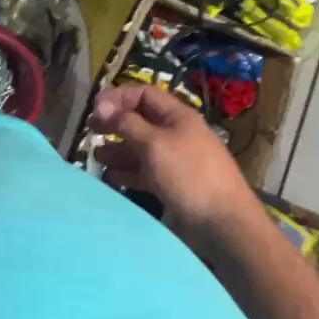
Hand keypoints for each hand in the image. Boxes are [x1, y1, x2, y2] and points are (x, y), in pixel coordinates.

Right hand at [90, 82, 264, 249]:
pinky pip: (147, 171)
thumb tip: (102, 106)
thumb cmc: (189, 174)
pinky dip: (130, 171)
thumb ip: (127, 124)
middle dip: (115, 123)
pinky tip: (113, 176)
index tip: (96, 107)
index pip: (144, 94)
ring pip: (141, 147)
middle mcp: (177, 133)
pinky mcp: (175, 184)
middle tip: (92, 129)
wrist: (226, 224)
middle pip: (141, 120)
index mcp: (177, 116)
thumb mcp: (154, 144)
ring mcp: (176, 160)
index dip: (119, 96)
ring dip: (119, 149)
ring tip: (97, 156)